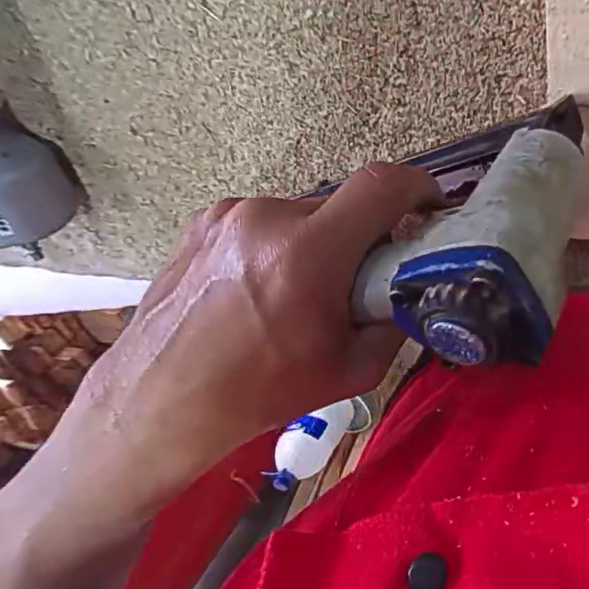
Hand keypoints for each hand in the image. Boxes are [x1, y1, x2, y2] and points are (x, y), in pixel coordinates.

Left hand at [40, 163, 439, 513]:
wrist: (158, 403)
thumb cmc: (257, 393)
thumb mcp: (352, 370)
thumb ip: (395, 322)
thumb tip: (411, 292)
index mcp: (306, 254)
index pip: (382, 186)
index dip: (419, 188)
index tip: (431, 206)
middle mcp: (265, 219)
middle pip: (345, 204)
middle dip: (365, 234)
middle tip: (362, 278)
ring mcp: (228, 215)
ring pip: (306, 213)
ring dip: (322, 241)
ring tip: (306, 291)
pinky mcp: (204, 221)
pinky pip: (269, 221)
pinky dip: (285, 244)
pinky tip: (268, 287)